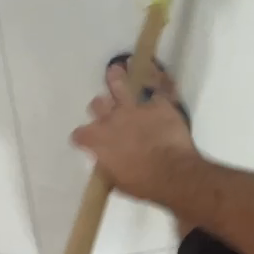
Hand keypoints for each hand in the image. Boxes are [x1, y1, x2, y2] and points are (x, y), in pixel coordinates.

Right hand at [71, 58, 201, 204]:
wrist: (173, 174)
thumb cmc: (143, 184)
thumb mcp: (117, 181)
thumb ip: (108, 164)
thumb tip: (106, 160)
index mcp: (98, 141)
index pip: (79, 134)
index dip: (82, 136)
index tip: (84, 139)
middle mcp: (112, 120)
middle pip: (98, 105)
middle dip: (100, 106)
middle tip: (104, 105)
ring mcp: (135, 109)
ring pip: (120, 86)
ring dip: (117, 78)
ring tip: (116, 69)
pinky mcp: (159, 105)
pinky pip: (157, 89)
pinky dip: (157, 88)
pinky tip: (157, 76)